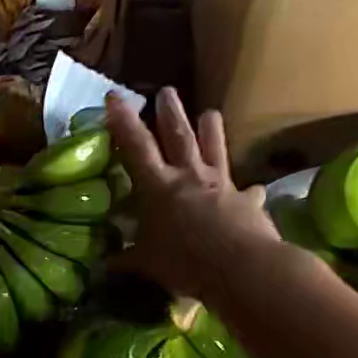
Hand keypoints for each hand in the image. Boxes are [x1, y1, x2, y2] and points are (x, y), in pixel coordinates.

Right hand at [106, 87, 280, 302]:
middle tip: (167, 90)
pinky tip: (255, 191)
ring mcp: (221, 185)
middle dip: (170, 111)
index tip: (115, 96)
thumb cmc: (185, 263)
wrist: (239, 268)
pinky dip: (250, 192)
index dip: (123, 120)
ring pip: (215, 148)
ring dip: (211, 130)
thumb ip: (127, 260)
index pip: (136, 146)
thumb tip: (102, 266)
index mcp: (159, 187)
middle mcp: (189, 177)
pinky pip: (249, 193)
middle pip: (178, 135)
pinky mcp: (247, 201)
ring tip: (211, 113)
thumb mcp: (148, 264)